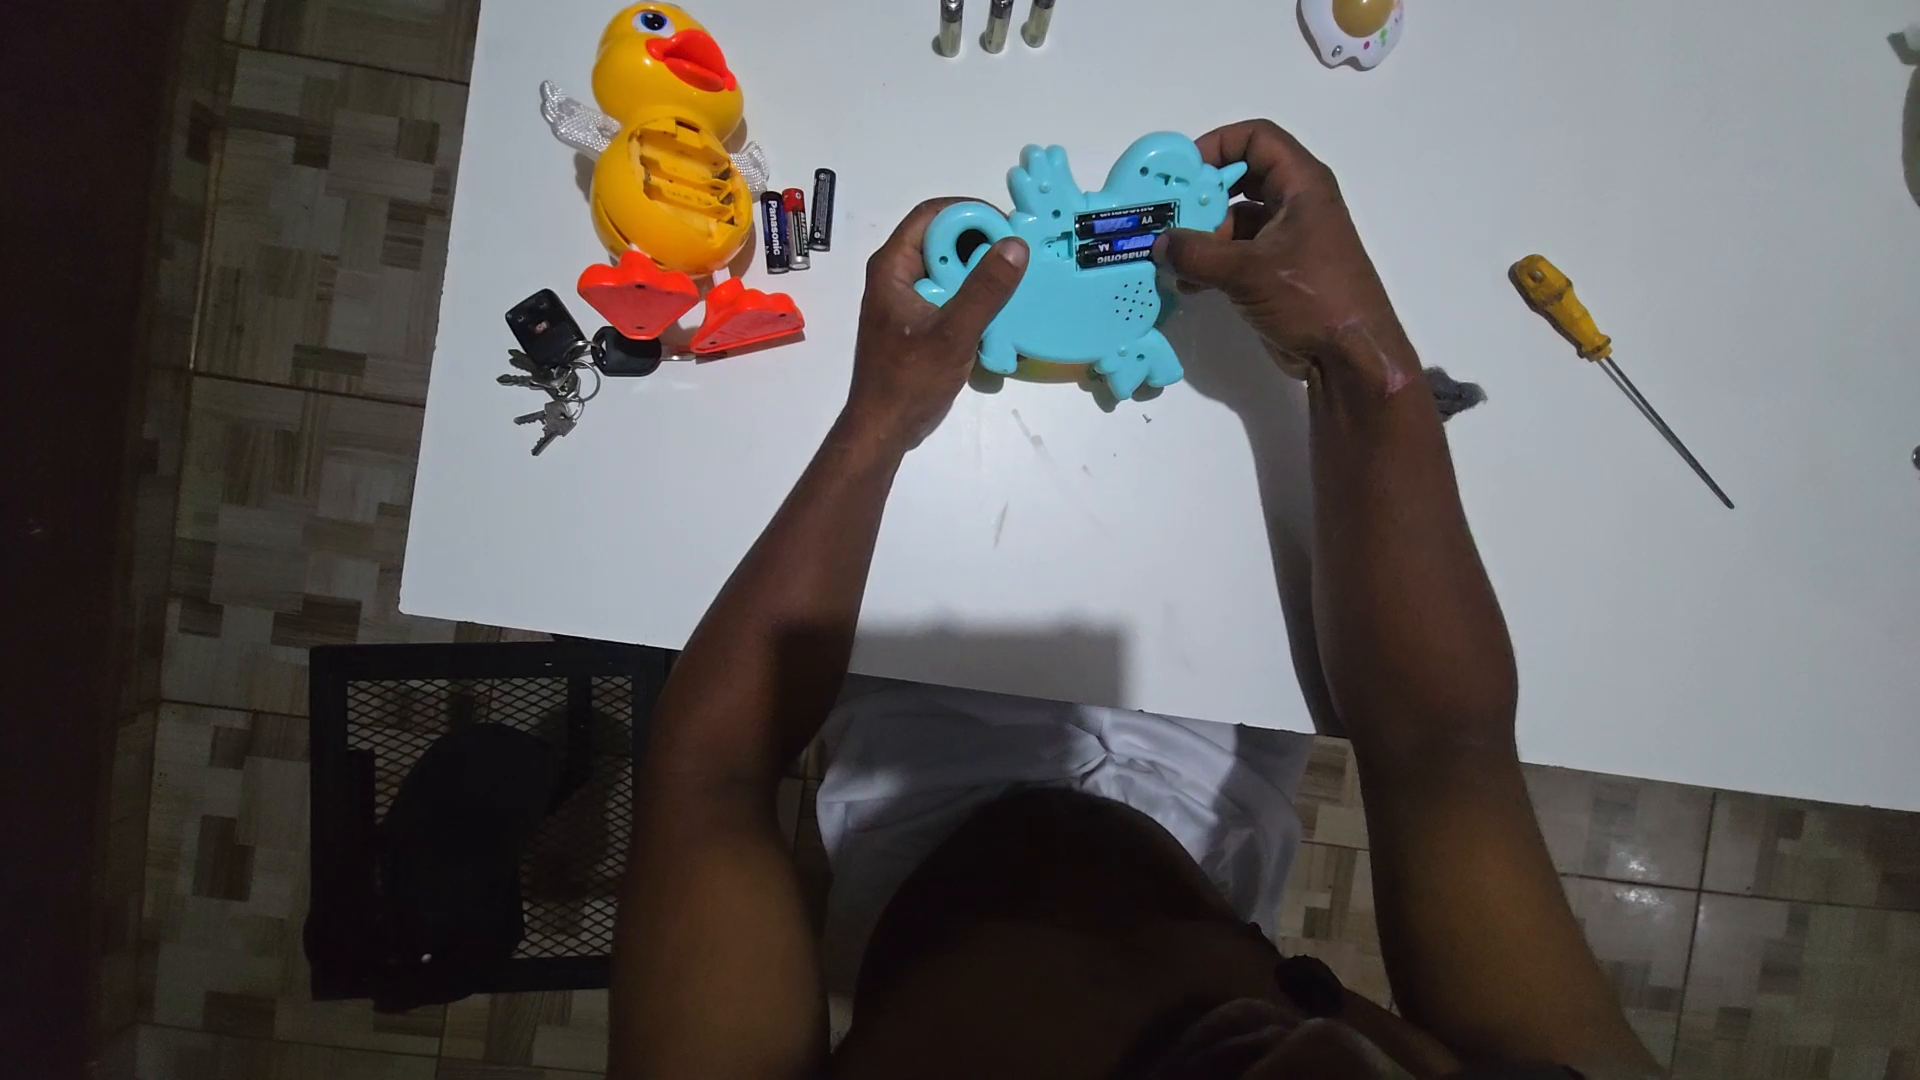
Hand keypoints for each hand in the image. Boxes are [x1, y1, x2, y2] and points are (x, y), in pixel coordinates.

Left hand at [843, 199, 1027, 449]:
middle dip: (980, 246)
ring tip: (1013, 287)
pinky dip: (972, 301)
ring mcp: (907, 301)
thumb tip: (1015, 245)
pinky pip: (950, 298)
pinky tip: (996, 316)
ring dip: (980, 276)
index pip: (933, 215)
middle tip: (1017, 261)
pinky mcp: (919, 324)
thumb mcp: (953, 334)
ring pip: (949, 271)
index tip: (1007, 231)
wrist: (885, 428)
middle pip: (943, 241)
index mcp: (893, 267)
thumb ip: (985, 290)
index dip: (971, 214)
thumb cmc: (910, 381)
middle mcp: (897, 277)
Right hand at [1154, 120, 1417, 392]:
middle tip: (1167, 214)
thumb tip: (1160, 244)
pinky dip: (1209, 264)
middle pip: (1241, 180)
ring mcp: (1284, 241)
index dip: (1218, 145)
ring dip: (1201, 237)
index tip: (1181, 171)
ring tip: (1170, 257)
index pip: (1257, 140)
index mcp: (1301, 186)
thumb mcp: (1248, 271)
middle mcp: (1293, 205)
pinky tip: (1185, 283)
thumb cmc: (1310, 297)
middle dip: (1202, 196)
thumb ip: (1198, 255)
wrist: (1345, 352)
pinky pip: (1234, 256)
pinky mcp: (1274, 273)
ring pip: (1234, 222)